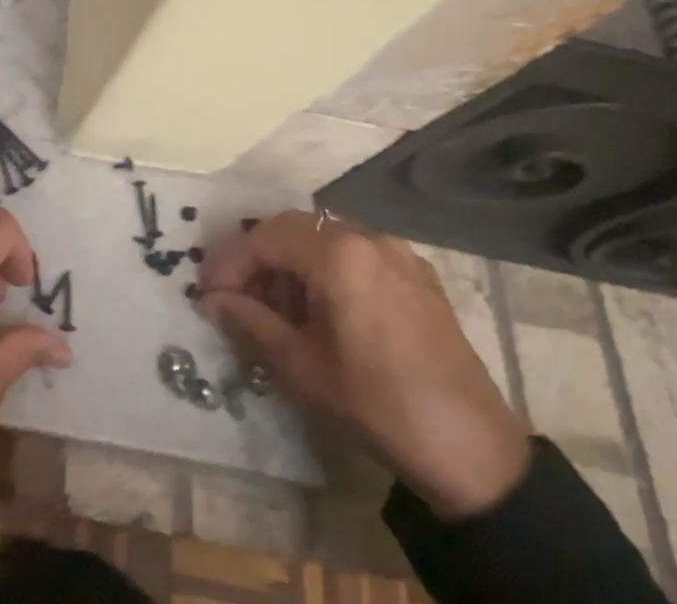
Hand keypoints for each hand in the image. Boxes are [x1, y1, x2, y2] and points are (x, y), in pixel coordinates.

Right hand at [197, 212, 529, 519]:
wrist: (469, 447)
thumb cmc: (375, 403)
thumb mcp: (300, 365)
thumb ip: (250, 321)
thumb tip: (211, 300)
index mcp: (339, 256)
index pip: (264, 239)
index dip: (228, 263)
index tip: (206, 295)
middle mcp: (370, 240)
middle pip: (294, 229)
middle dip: (256, 257)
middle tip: (231, 296)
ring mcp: (400, 255)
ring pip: (325, 239)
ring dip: (290, 263)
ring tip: (270, 306)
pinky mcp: (418, 277)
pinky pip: (357, 256)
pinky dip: (325, 270)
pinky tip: (316, 309)